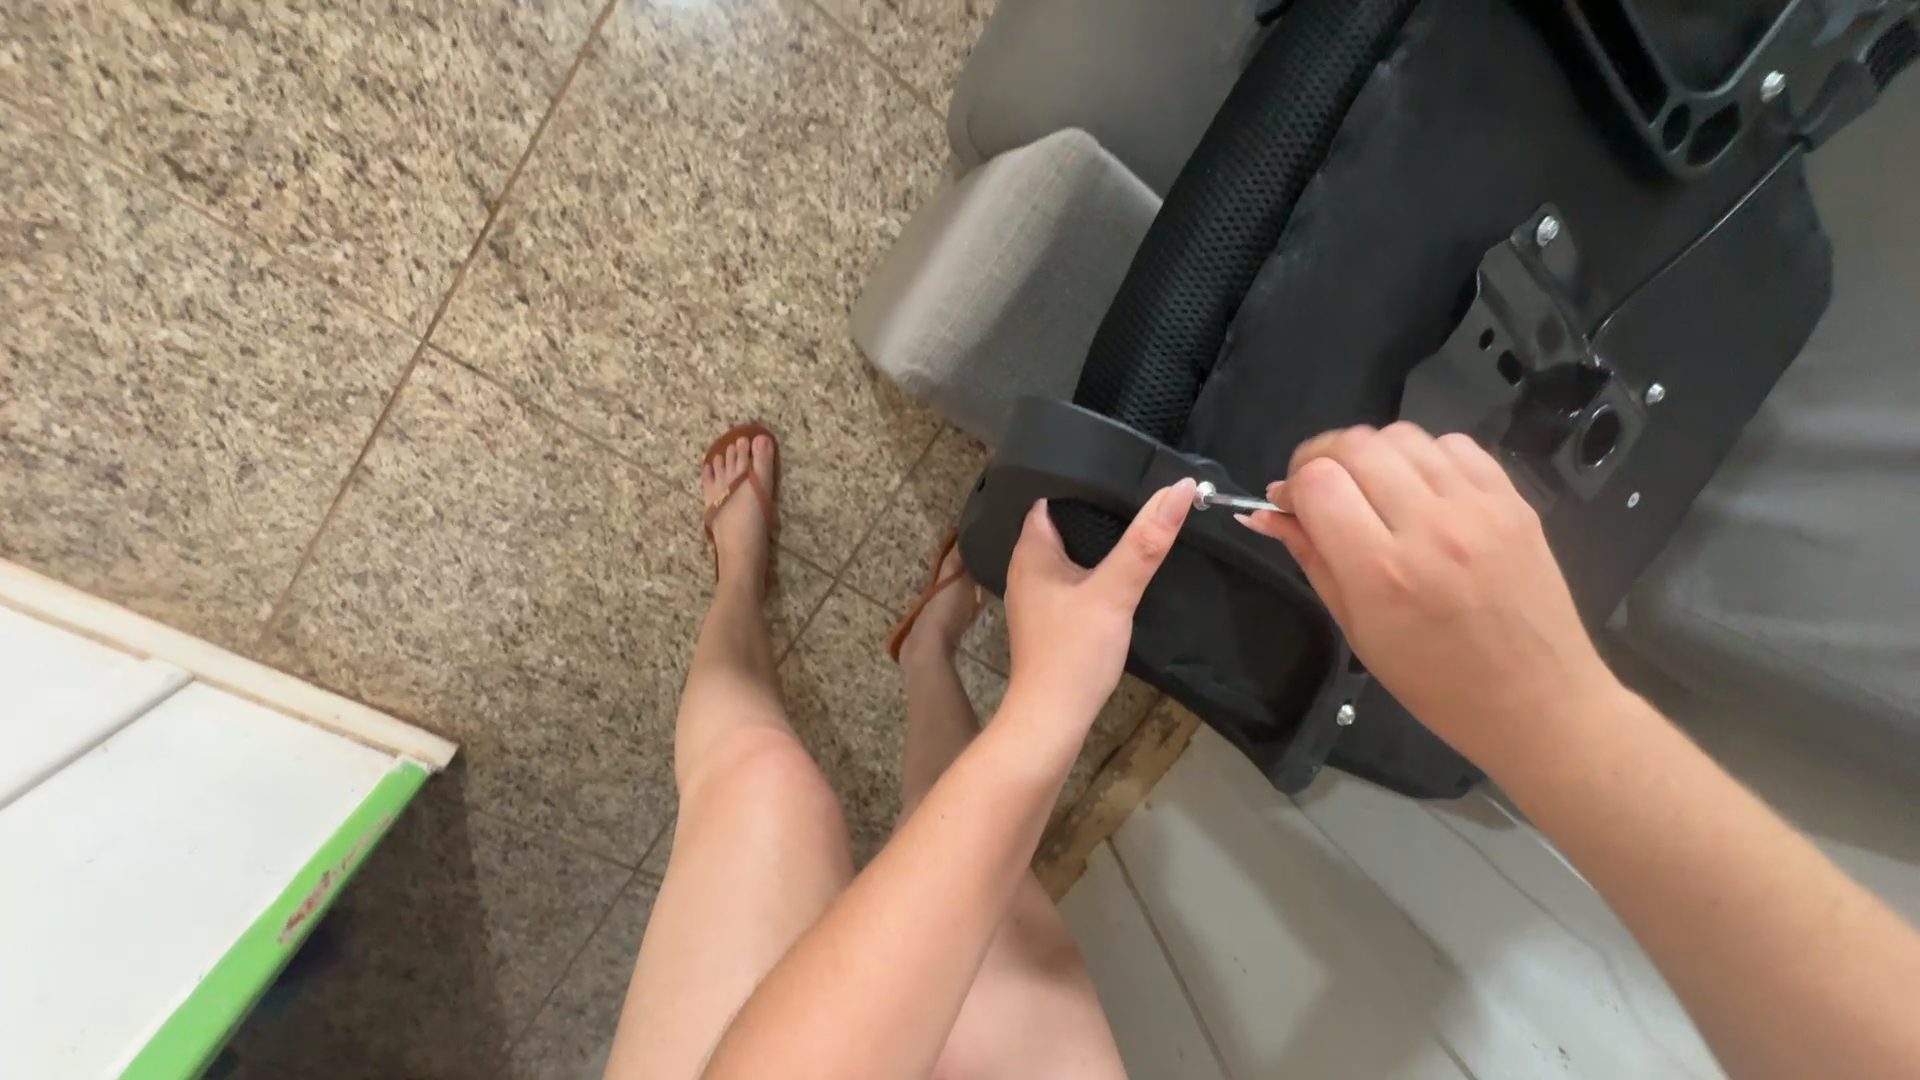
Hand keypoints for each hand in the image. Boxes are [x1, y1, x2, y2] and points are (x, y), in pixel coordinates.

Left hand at [1003, 480, 1195, 728]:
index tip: (1120, 473)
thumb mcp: (1114, 592)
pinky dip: (1090, 571)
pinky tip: (1115, 573)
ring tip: (1133, 526)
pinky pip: (1070, 580)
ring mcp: (1034, 595)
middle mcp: (1025, 568)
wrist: (1052, 716)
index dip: (1082, 485)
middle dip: (1093, 512)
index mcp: (1030, 551)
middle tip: (1137, 496)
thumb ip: (1145, 543)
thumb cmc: (1074, 651)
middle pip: (1060, 526)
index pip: (1050, 500)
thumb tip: (1177, 490)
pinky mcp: (1047, 618)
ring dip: (1093, 543)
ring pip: (1066, 555)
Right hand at [1239, 423, 1620, 764]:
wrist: (1535, 700)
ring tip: (1370, 487)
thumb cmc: (1429, 678)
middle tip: (1320, 490)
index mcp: (1379, 570)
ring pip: (1401, 435)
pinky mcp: (1514, 501)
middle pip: (1354, 445)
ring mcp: (1478, 509)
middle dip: (1322, 458)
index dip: (1292, 485)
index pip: (1316, 482)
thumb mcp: (1352, 625)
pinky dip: (1422, 456)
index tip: (1291, 506)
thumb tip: (1266, 513)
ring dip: (1370, 453)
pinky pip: (1454, 445)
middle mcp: (1429, 528)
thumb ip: (1309, 556)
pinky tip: (1419, 489)